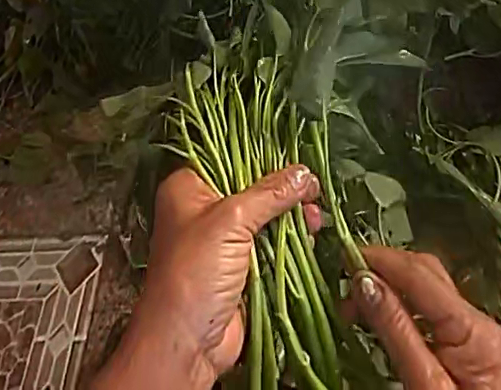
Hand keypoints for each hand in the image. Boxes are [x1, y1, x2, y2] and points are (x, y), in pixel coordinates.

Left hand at [95, 166, 321, 388]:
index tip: (292, 153)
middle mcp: (204, 207)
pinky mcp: (240, 265)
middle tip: (310, 188)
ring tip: (314, 214)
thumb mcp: (231, 221)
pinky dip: (290, 239)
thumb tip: (304, 174)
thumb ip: (269, 194)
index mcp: (189, 187)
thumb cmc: (193, 274)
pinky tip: (310, 233)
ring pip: (264, 216)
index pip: (228, 154)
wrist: (186, 345)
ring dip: (291, 215)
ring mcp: (223, 238)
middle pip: (251, 186)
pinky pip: (270, 243)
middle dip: (283, 188)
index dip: (260, 153)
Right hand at [346, 247, 500, 389]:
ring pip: (426, 287)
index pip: (420, 274)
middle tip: (348, 280)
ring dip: (390, 284)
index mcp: (473, 329)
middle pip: (425, 272)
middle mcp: (477, 322)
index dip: (382, 261)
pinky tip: (382, 314)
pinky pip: (429, 310)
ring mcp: (473, 334)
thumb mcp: (423, 385)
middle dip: (384, 269)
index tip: (347, 259)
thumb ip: (395, 330)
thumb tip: (366, 282)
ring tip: (357, 300)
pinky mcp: (465, 347)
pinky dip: (401, 304)